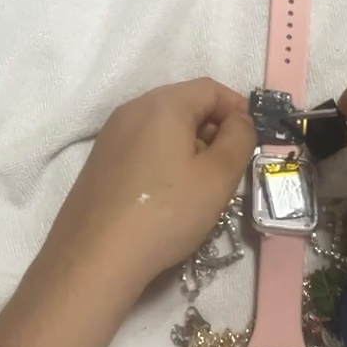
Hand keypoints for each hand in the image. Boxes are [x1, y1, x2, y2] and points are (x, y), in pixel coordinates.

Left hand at [38, 79, 255, 294]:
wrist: (94, 258)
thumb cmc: (165, 213)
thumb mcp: (218, 177)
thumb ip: (239, 138)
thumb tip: (239, 120)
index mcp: (162, 103)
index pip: (210, 88)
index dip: (237, 108)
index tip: (251, 140)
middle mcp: (132, 108)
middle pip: (185, 104)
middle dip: (213, 128)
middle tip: (228, 167)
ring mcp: (111, 134)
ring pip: (163, 126)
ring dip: (190, 145)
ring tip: (200, 185)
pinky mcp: (100, 159)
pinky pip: (143, 144)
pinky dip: (164, 157)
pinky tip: (168, 194)